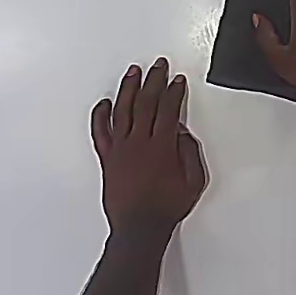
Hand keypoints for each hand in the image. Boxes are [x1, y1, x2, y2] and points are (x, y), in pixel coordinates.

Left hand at [90, 58, 207, 239]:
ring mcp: (121, 149)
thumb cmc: (166, 207)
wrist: (139, 227)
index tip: (177, 81)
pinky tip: (105, 103)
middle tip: (159, 67)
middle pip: (146, 102)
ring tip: (133, 72)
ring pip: (123, 110)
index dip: (174, 92)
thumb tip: (182, 134)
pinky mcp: (108, 158)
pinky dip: (101, 114)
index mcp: (162, 146)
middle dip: (154, 80)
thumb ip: (190, 153)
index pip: (169, 109)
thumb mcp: (194, 181)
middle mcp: (139, 143)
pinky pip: (101, 131)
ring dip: (129, 88)